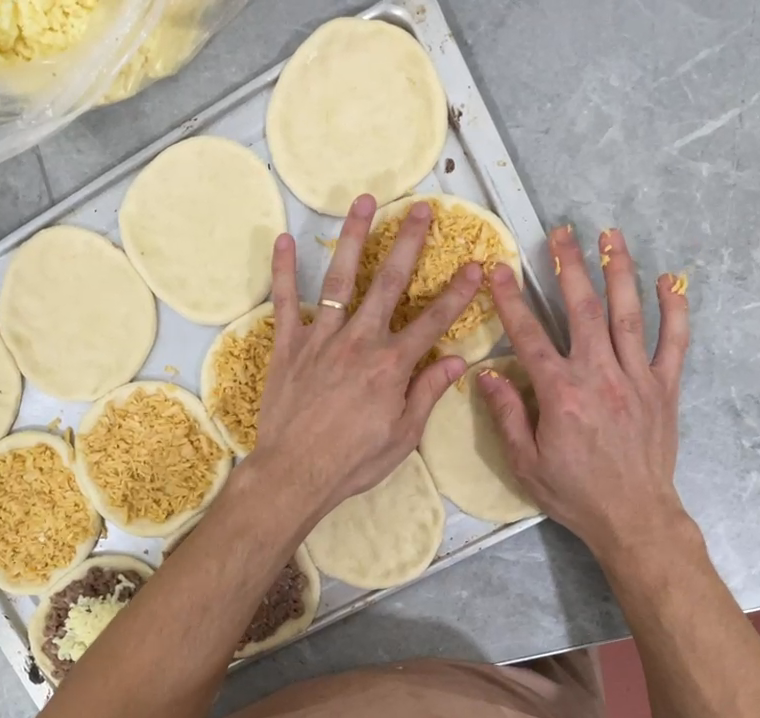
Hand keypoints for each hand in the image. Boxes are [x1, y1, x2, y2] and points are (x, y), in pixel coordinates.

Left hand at [248, 194, 481, 523]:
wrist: (295, 473)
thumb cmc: (352, 462)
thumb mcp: (402, 436)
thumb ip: (427, 393)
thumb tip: (458, 361)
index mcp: (392, 366)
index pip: (433, 321)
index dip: (457, 293)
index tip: (475, 265)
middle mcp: (360, 342)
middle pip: (389, 283)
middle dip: (408, 243)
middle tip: (421, 209)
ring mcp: (322, 340)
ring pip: (341, 279)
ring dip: (353, 237)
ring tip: (363, 202)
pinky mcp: (289, 347)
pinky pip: (286, 302)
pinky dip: (284, 271)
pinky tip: (285, 239)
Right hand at [479, 225, 691, 556]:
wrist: (632, 516)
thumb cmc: (574, 494)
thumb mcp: (526, 463)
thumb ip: (508, 415)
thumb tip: (486, 376)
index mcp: (560, 394)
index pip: (530, 337)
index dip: (512, 301)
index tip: (500, 270)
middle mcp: (599, 376)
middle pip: (584, 310)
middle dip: (569, 267)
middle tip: (561, 233)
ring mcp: (637, 378)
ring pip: (628, 314)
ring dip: (618, 271)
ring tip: (611, 236)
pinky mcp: (664, 388)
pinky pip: (673, 342)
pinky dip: (674, 309)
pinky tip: (671, 280)